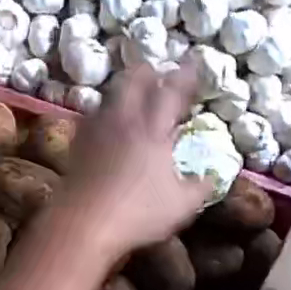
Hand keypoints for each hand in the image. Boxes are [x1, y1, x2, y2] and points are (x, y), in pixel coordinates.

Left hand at [52, 64, 208, 257]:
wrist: (83, 222)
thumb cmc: (138, 213)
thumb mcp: (181, 205)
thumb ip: (200, 187)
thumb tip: (212, 176)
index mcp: (153, 130)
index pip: (171, 92)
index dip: (184, 77)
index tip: (193, 67)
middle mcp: (125, 121)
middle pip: (134, 82)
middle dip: (148, 73)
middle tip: (157, 72)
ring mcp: (98, 130)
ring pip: (111, 95)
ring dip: (124, 89)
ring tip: (132, 92)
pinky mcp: (78, 144)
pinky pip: (93, 116)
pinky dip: (105, 111)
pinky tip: (107, 122)